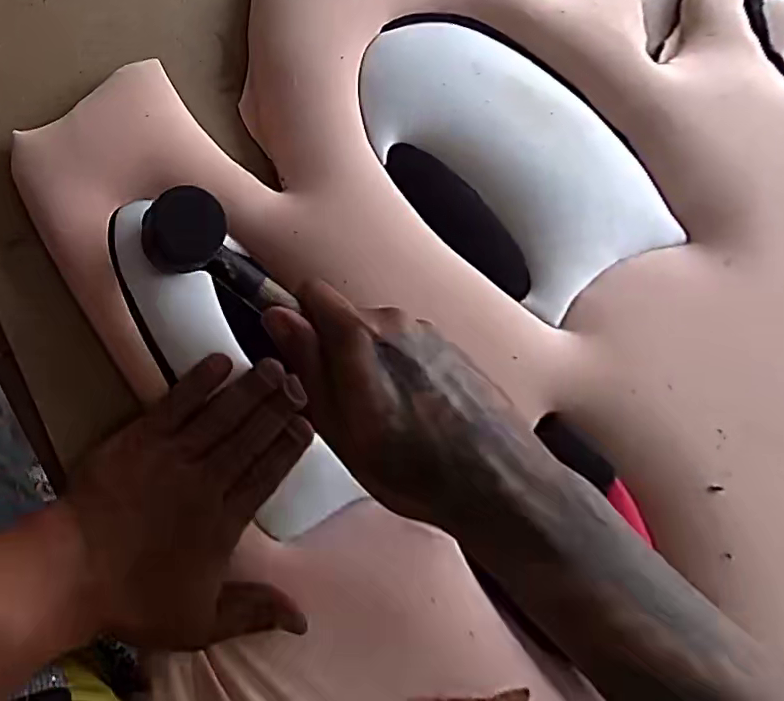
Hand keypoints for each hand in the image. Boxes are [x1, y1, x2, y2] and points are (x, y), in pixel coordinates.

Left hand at [61, 354, 313, 650]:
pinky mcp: (139, 437)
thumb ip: (252, 613)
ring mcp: (171, 456)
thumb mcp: (199, 621)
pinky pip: (175, 403)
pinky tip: (218, 362)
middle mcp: (203, 483)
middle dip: (276, 409)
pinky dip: (198, 381)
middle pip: (249, 439)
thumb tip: (301, 619)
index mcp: (222, 524)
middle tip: (297, 382)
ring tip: (270, 366)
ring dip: (248, 390)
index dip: (288, 448)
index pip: (265, 476)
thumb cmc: (133, 597)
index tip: (307, 425)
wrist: (75, 567)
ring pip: (219, 416)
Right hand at [261, 279, 557, 537]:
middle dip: (332, 347)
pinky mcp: (453, 351)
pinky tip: (413, 413)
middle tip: (340, 398)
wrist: (506, 492)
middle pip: (342, 316)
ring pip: (375, 333)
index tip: (298, 348)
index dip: (297, 317)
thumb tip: (277, 316)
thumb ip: (304, 360)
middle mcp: (394, 322)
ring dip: (368, 360)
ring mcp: (428, 335)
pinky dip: (400, 370)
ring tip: (381, 413)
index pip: (309, 291)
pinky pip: (406, 347)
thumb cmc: (417, 468)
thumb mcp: (336, 422)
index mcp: (359, 334)